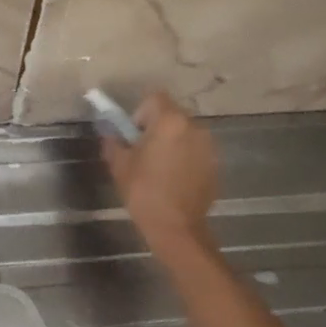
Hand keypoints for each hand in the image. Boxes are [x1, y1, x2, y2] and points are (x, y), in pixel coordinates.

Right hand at [102, 92, 217, 248]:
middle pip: (171, 114)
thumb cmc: (144, 192)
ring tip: (160, 167)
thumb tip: (110, 134)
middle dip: (156, 127)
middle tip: (143, 151)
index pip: (154, 98)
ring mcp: (208, 146)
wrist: (176, 227)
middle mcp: (193, 127)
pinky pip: (195, 150)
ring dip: (172, 142)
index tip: (133, 135)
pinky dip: (185, 157)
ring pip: (184, 133)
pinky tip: (174, 179)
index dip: (140, 112)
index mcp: (169, 121)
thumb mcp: (120, 166)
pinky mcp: (215, 164)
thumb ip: (113, 142)